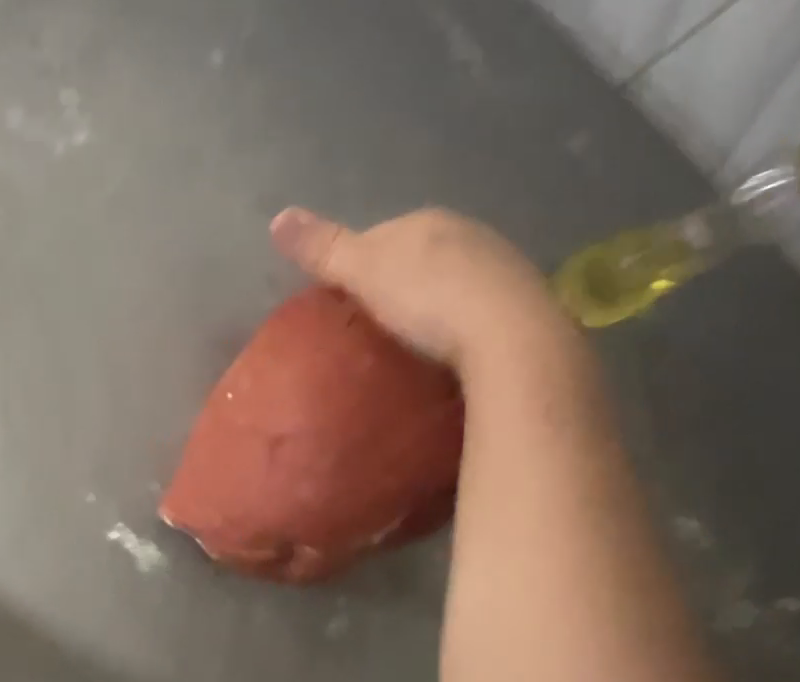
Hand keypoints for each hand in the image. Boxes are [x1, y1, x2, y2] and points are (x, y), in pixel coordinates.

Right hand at [270, 207, 578, 378]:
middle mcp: (468, 231)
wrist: (511, 337)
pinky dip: (460, 320)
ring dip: (430, 301)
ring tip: (409, 339)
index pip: (379, 235)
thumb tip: (277, 217)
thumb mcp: (363, 272)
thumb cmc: (428, 300)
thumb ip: (323, 248)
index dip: (355, 264)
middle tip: (371, 324)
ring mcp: (500, 265)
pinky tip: (450, 346)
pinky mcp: (522, 302)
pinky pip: (477, 305)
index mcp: (426, 220)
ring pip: (449, 278)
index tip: (342, 300)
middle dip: (395, 282)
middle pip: (416, 255)